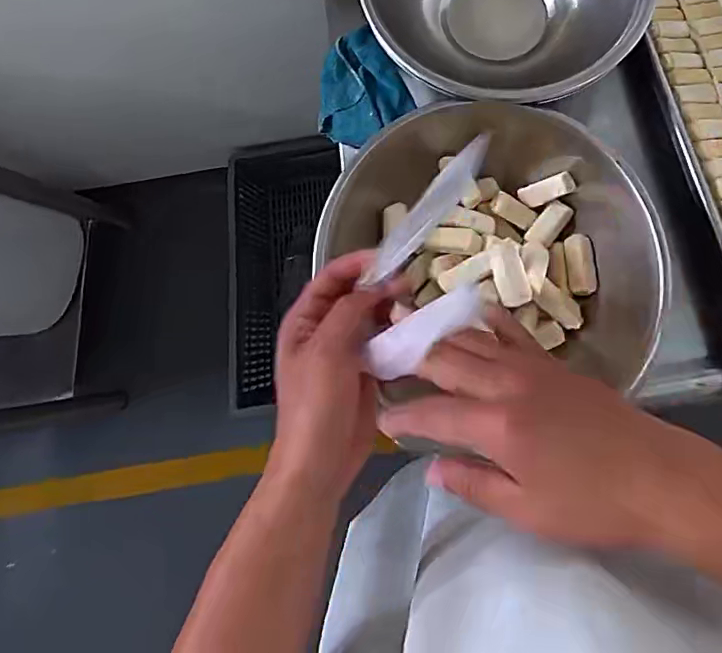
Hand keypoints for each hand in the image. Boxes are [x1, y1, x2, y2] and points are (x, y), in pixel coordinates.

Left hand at [267, 250, 398, 505]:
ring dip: (392, 306)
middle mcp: (324, 331)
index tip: (388, 257)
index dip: (357, 263)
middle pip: (354, 294)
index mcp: (304, 321)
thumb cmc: (315, 405)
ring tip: (417, 300)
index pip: (331, 278)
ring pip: (372, 316)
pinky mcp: (366, 370)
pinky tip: (417, 328)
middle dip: (380, 283)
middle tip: (411, 279)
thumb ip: (351, 310)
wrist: (320, 464)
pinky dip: (399, 332)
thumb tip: (379, 284)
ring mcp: (346, 351)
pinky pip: (384, 342)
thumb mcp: (327, 349)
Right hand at [377, 308, 721, 550]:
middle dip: (411, 354)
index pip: (435, 413)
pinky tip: (473, 312)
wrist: (654, 474)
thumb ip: (473, 483)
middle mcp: (508, 383)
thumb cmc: (589, 503)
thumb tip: (431, 466)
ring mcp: (532, 365)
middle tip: (381, 348)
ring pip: (474, 339)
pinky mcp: (552, 361)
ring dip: (440, 332)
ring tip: (411, 321)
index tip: (383, 417)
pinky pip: (512, 331)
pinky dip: (487, 320)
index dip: (405, 415)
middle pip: (448, 360)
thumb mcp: (526, 510)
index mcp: (497, 424)